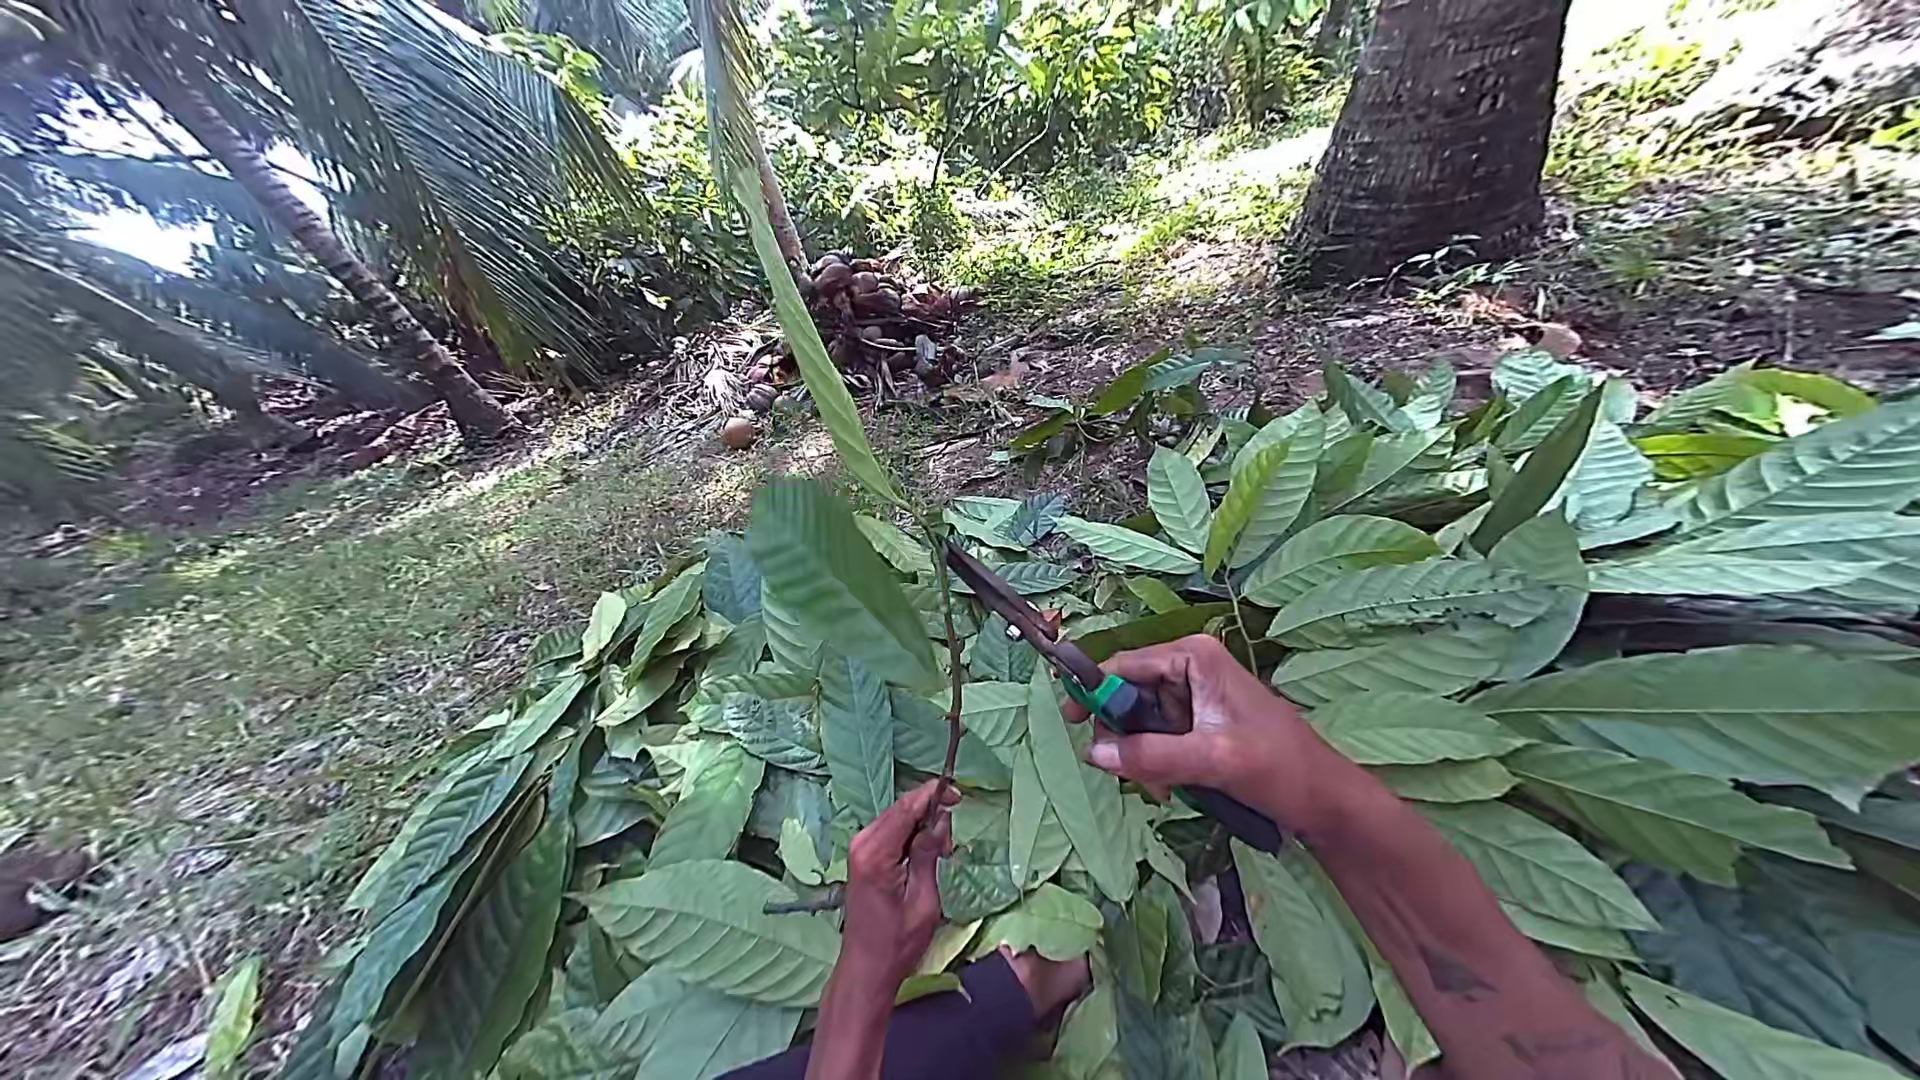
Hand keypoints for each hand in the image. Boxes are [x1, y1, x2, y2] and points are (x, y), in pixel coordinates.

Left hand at [836, 779, 958, 994]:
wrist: (866, 969)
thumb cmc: (897, 943)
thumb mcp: (924, 900)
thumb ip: (928, 853)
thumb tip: (941, 817)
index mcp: (876, 853)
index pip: (907, 807)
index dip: (933, 794)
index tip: (958, 796)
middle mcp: (862, 842)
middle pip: (902, 807)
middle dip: (930, 812)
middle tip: (950, 842)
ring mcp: (859, 846)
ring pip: (898, 815)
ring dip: (922, 823)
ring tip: (941, 852)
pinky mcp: (861, 853)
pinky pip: (891, 828)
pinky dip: (910, 832)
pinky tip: (924, 852)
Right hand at [1062, 635, 1354, 832]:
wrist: (1329, 803)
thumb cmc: (1281, 769)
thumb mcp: (1213, 760)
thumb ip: (1152, 754)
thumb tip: (1093, 753)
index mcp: (1193, 657)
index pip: (1125, 665)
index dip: (1094, 690)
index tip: (1071, 721)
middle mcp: (1190, 668)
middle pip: (1128, 693)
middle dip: (1122, 733)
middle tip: (1121, 770)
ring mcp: (1194, 695)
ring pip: (1141, 719)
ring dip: (1138, 753)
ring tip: (1155, 787)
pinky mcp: (1199, 721)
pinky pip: (1158, 735)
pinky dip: (1153, 760)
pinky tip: (1166, 785)